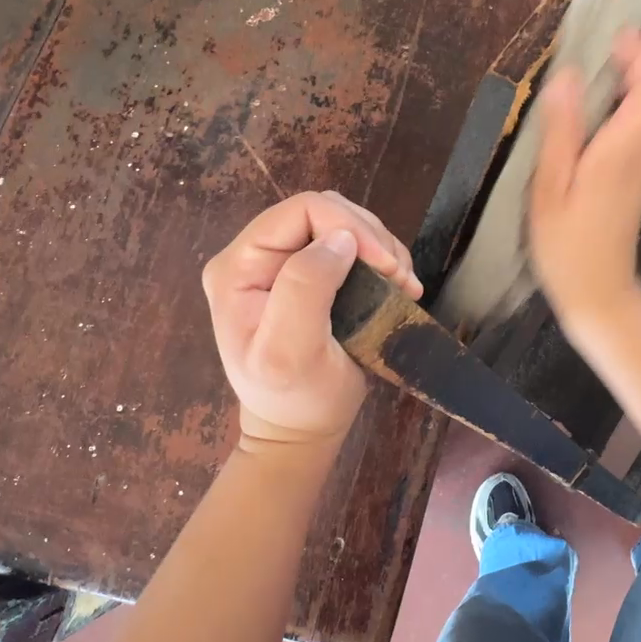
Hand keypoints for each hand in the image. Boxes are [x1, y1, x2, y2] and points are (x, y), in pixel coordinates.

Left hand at [202, 191, 421, 450]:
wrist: (302, 430)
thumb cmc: (295, 399)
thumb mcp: (290, 353)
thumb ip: (305, 290)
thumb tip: (340, 240)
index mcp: (238, 267)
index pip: (300, 211)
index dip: (349, 226)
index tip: (385, 266)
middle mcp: (257, 256)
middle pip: (324, 211)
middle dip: (370, 237)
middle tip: (399, 278)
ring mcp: (285, 262)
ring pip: (344, 223)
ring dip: (382, 248)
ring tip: (402, 284)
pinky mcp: (313, 272)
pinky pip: (354, 243)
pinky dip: (383, 258)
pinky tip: (398, 285)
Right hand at [529, 29, 640, 327]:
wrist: (598, 290)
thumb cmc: (566, 244)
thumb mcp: (551, 186)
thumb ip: (561, 129)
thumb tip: (568, 75)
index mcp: (623, 147)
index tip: (615, 34)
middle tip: (613, 37)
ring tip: (609, 56)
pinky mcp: (638, 172)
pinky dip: (635, 97)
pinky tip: (606, 97)